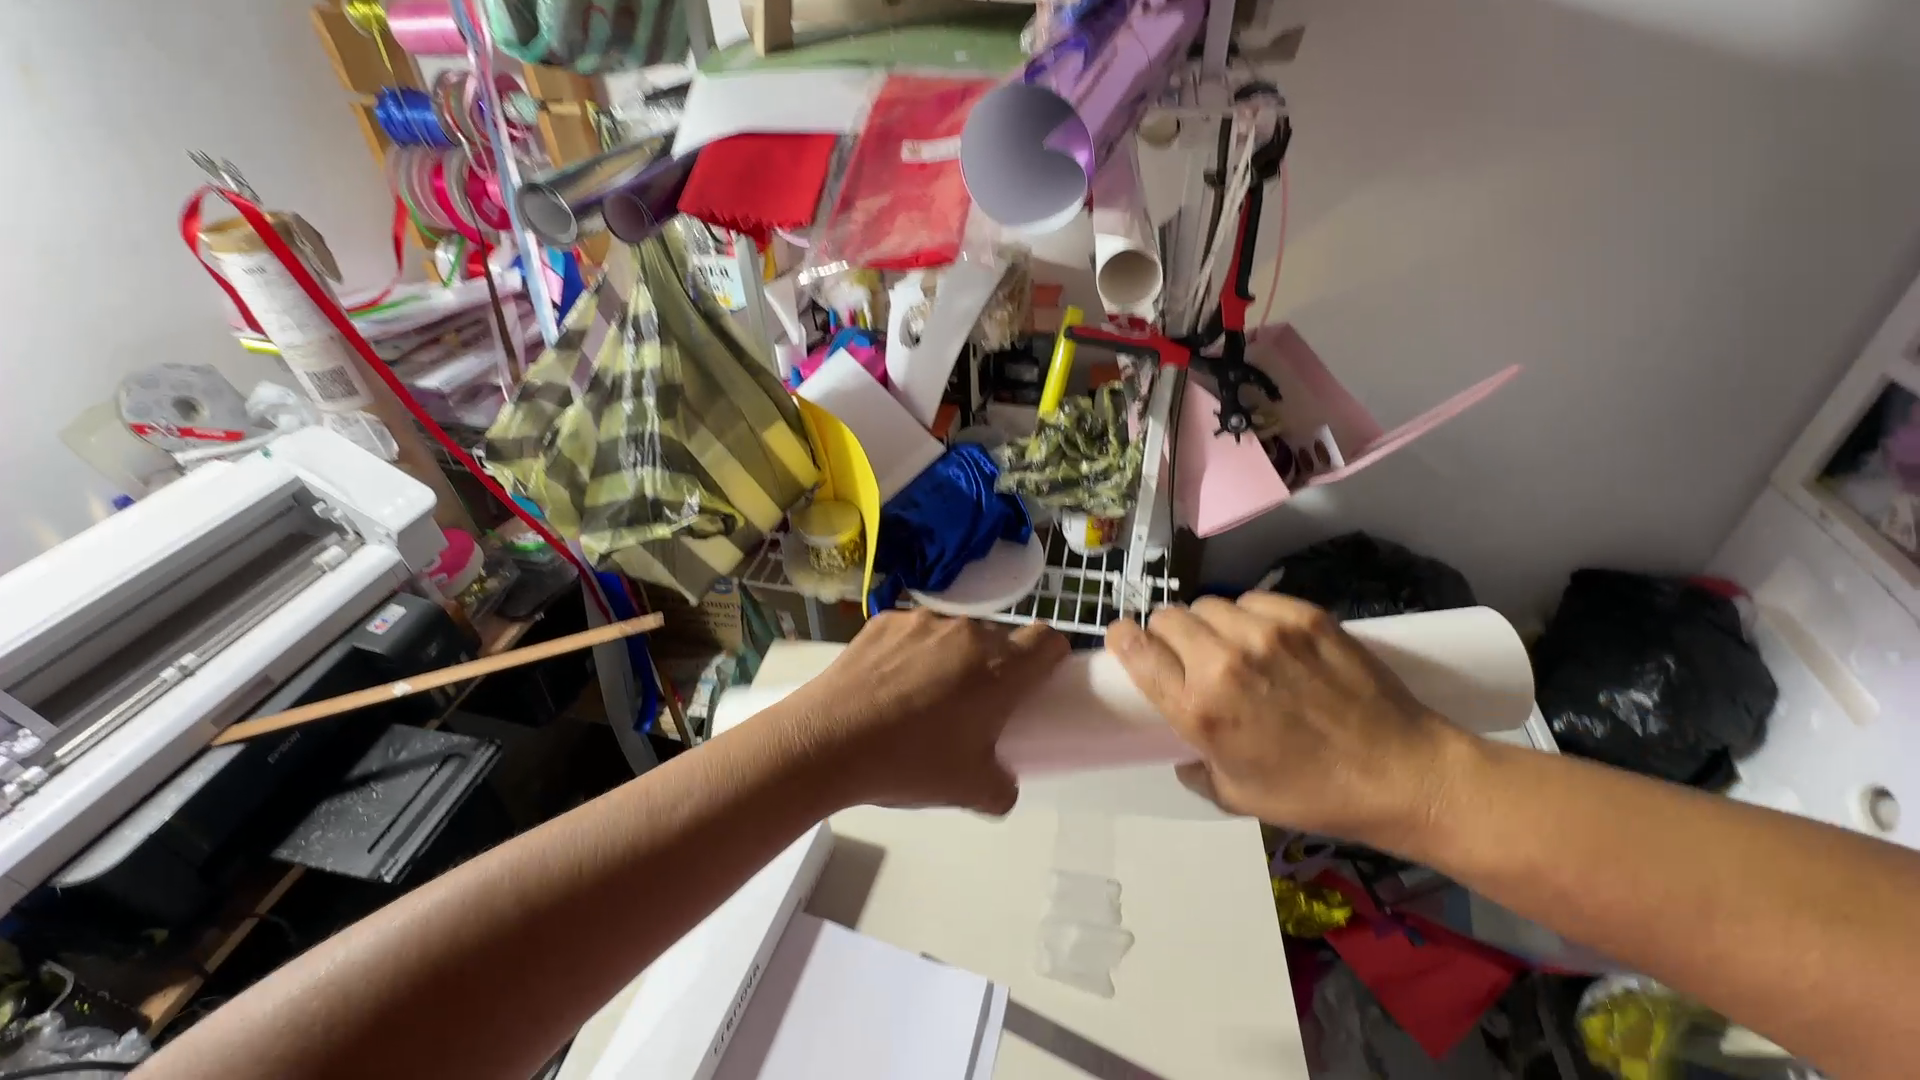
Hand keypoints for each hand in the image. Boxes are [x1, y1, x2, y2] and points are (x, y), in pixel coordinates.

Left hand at [786, 610, 1069, 814]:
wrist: (826, 743)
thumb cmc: (909, 763)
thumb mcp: (970, 791)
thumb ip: (1004, 787)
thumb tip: (1004, 784)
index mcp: (1000, 668)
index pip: (1048, 640)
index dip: (1049, 659)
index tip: (1035, 683)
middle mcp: (967, 632)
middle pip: (998, 639)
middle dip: (993, 666)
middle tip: (971, 706)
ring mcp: (922, 621)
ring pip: (953, 634)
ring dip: (951, 658)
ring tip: (920, 698)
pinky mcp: (883, 620)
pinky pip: (913, 632)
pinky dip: (911, 652)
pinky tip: (886, 686)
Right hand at [1107, 592, 1464, 845]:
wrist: (1403, 773)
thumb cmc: (1313, 795)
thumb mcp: (1237, 797)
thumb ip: (1197, 771)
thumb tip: (1183, 755)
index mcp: (1199, 709)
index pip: (1136, 648)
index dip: (1124, 638)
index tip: (1128, 641)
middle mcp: (1223, 662)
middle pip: (1168, 617)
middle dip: (1169, 634)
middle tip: (1190, 655)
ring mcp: (1266, 633)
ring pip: (1210, 604)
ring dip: (1210, 623)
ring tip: (1234, 646)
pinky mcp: (1305, 616)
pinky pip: (1254, 599)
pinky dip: (1251, 615)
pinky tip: (1271, 640)